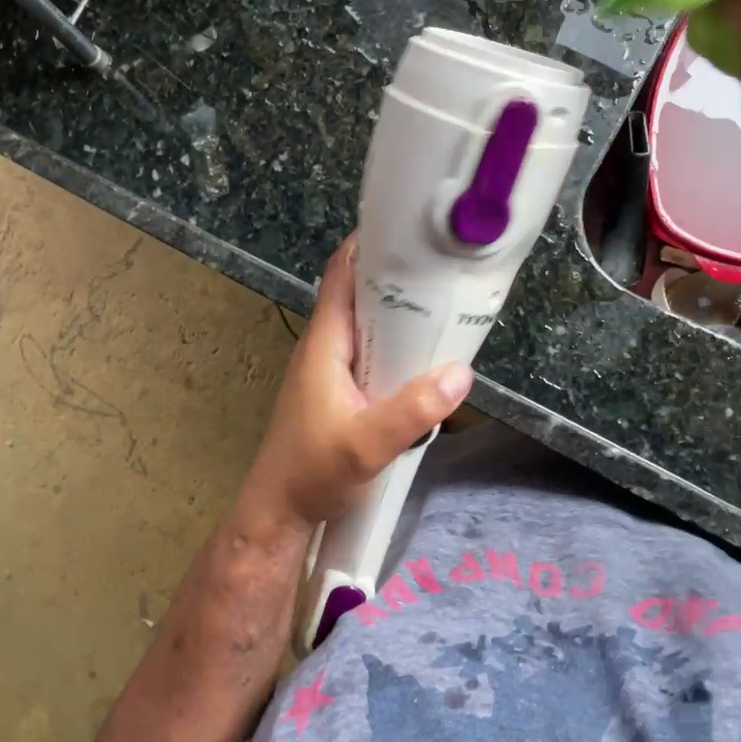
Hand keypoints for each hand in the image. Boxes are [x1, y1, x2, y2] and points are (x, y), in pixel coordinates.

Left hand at [239, 237, 473, 529]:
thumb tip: (461, 372)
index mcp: (324, 341)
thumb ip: (412, 411)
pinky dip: (397, 348)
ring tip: (448, 308)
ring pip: (370, 326)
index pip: (342, 273)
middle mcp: (326, 345)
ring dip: (402, 316)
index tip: (413, 228)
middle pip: (362, 294)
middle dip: (401, 278)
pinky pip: (372, 353)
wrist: (279, 513)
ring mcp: (331, 368)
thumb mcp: (366, 444)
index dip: (371, 244)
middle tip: (449, 269)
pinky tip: (426, 360)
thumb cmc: (311, 473)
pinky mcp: (339, 390)